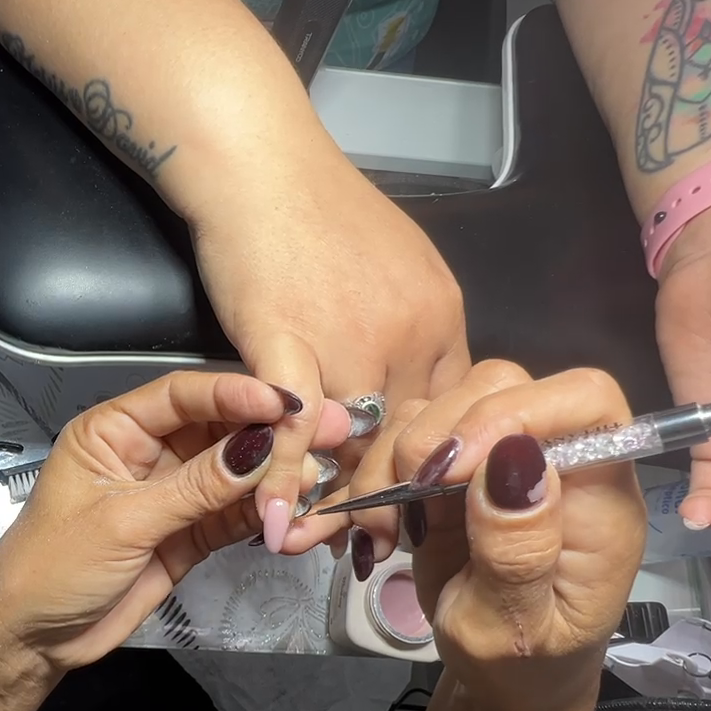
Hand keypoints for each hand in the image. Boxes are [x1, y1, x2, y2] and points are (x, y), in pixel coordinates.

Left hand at [0, 371, 348, 673]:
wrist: (35, 639)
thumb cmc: (55, 567)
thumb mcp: (122, 521)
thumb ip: (194, 487)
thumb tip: (260, 447)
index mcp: (113, 431)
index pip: (180, 396)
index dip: (233, 393)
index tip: (284, 402)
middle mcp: (145, 452)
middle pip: (216, 429)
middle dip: (267, 431)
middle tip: (327, 427)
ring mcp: (170, 494)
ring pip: (231, 471)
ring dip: (274, 472)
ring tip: (325, 468)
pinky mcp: (187, 533)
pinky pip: (232, 513)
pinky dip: (263, 511)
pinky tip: (298, 506)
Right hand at [184, 152, 469, 554]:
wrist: (259, 164)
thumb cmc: (316, 211)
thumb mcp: (387, 265)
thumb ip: (401, 328)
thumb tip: (394, 381)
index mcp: (440, 316)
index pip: (451, 411)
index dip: (434, 464)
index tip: (417, 501)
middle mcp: (411, 333)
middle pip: (411, 437)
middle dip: (393, 499)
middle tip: (376, 546)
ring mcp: (352, 338)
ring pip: (357, 443)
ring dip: (341, 503)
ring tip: (326, 546)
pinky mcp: (286, 341)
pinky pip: (295, 427)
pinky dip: (286, 480)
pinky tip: (276, 520)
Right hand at [291, 361, 645, 700]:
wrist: (502, 678)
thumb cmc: (526, 665)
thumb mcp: (518, 628)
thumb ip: (519, 551)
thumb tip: (513, 460)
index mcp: (597, 495)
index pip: (581, 400)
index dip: (507, 414)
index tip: (443, 471)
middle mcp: (551, 462)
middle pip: (495, 386)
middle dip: (430, 438)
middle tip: (402, 503)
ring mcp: (495, 463)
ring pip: (435, 407)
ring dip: (389, 463)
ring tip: (382, 531)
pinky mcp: (448, 473)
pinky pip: (399, 440)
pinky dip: (372, 477)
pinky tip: (374, 526)